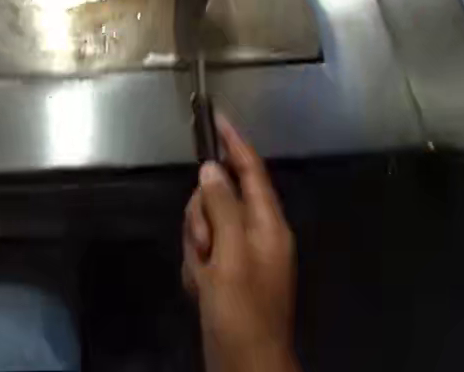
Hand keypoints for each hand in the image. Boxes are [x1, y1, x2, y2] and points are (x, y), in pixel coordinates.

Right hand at [182, 116, 298, 371]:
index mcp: (268, 224)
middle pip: (220, 193)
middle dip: (202, 213)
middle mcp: (257, 232)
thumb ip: (221, 206)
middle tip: (202, 243)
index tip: (218, 116)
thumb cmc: (243, 311)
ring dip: (196, 241)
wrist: (244, 367)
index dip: (234, 142)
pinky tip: (200, 284)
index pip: (251, 169)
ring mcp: (242, 253)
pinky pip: (201, 245)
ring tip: (202, 272)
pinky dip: (195, 262)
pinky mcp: (227, 271)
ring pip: (205, 219)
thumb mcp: (230, 255)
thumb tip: (210, 168)